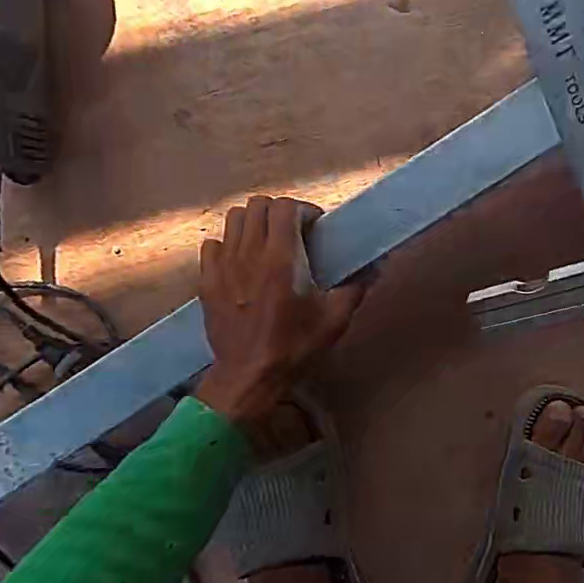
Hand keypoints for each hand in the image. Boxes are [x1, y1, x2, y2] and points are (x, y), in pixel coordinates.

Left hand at [195, 196, 368, 425]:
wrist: (249, 376)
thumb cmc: (294, 349)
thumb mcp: (334, 321)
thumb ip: (355, 287)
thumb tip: (376, 265)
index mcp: (282, 258)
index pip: (285, 207)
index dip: (302, 210)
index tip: (313, 227)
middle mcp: (249, 253)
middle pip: (258, 205)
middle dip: (278, 211)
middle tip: (291, 232)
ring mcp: (223, 265)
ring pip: (233, 219)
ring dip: (252, 223)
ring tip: (265, 242)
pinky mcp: (207, 280)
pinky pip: (213, 244)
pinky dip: (227, 244)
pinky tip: (239, 261)